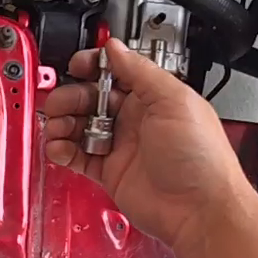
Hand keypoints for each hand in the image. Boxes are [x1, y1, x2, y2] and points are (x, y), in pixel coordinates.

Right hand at [41, 39, 257, 252]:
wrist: (199, 210)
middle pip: (91, 99)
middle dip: (71, 97)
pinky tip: (59, 148)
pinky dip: (63, 151)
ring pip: (80, 127)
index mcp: (152, 97)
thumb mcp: (173, 101)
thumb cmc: (201, 158)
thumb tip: (115, 48)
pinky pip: (78, 157)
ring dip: (62, 124)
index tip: (76, 66)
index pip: (115, 72)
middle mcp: (135, 120)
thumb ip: (140, 71)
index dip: (92, 67)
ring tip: (56, 127)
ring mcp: (121, 147)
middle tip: (59, 103)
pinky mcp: (110, 173)